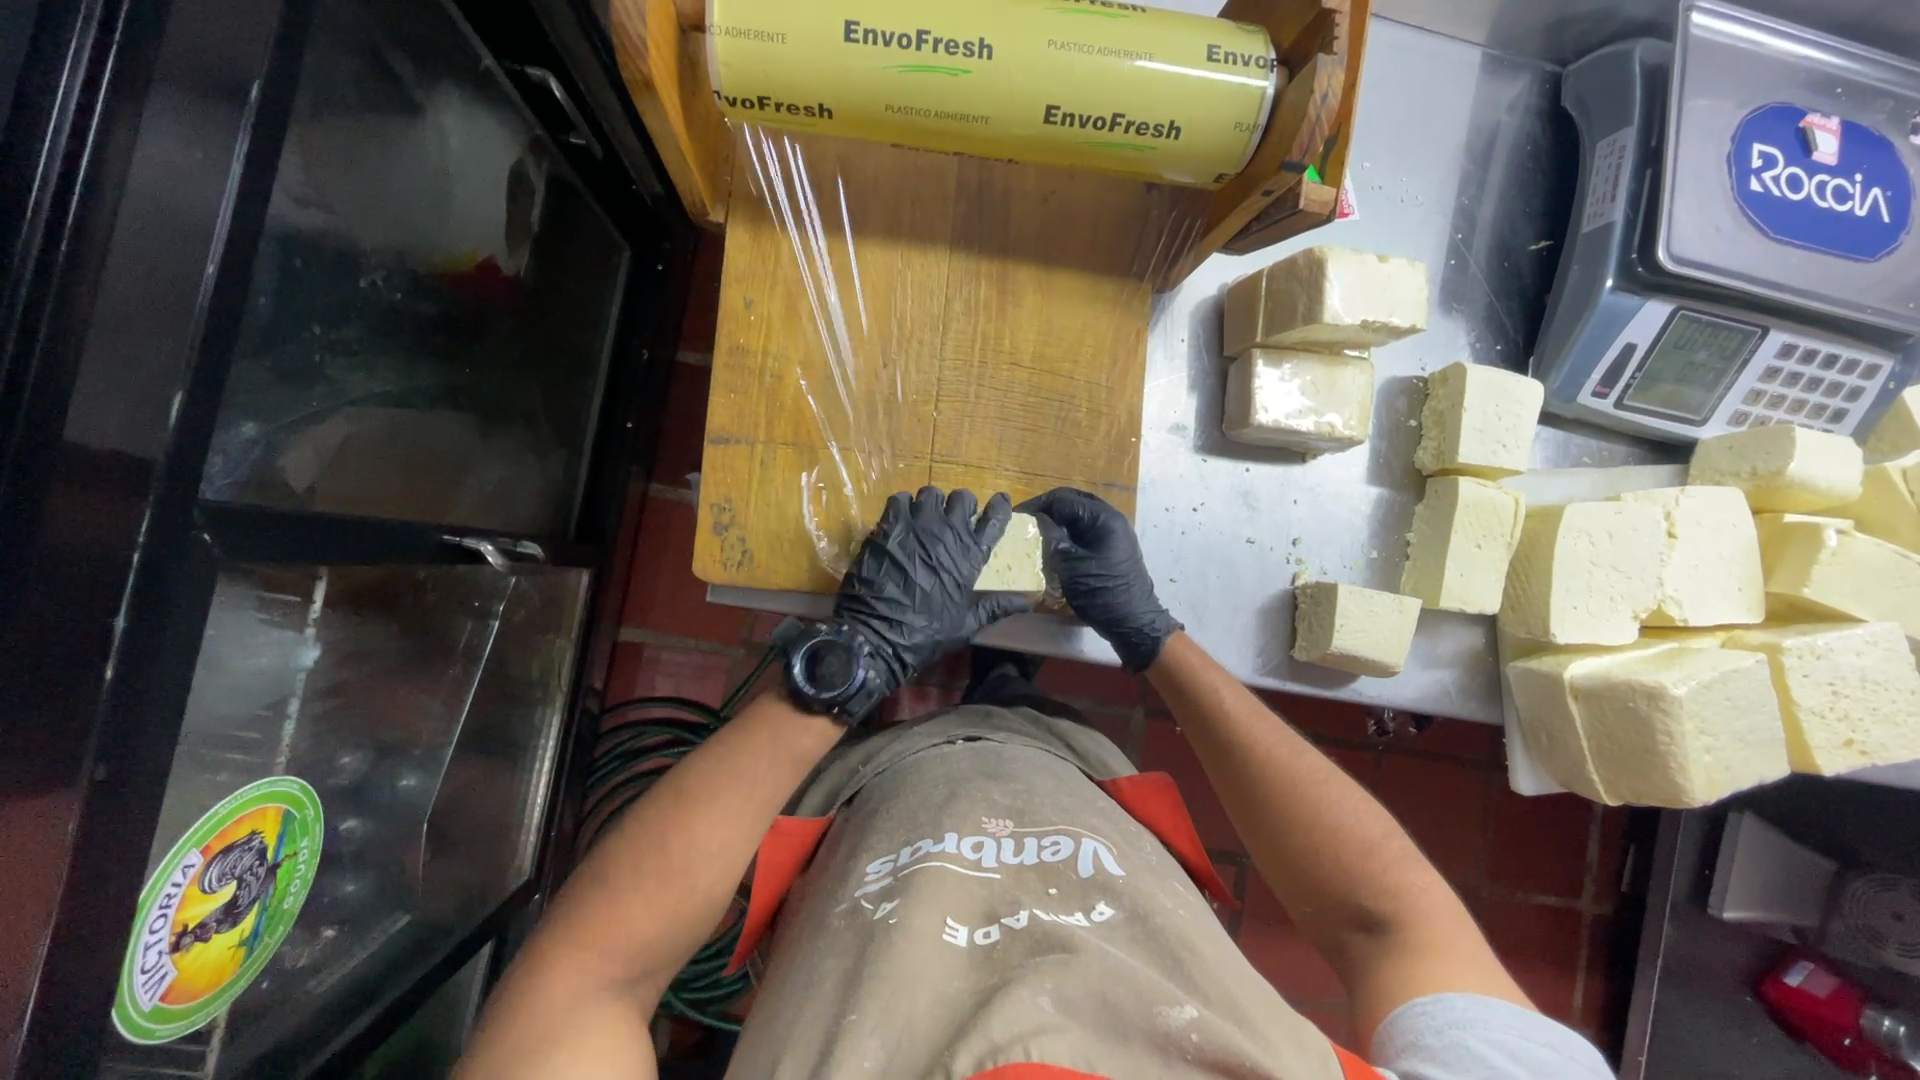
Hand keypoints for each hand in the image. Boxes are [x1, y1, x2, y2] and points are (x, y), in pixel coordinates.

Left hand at [833, 487, 1032, 700]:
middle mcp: (948, 532)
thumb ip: (997, 606)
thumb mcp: (968, 623)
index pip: (995, 518)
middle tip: (954, 516)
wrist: (879, 633)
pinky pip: (899, 499)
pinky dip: (902, 506)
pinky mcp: (889, 525)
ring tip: (925, 517)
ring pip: (930, 493)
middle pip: (963, 498)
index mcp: (971, 554)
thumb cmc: (927, 631)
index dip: (1000, 506)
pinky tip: (900, 520)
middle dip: (961, 504)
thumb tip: (1027, 602)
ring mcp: (917, 525)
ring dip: (931, 503)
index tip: (1000, 501)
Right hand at [1017, 488, 1180, 671]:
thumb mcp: (1069, 564)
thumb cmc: (1100, 593)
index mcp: (1103, 518)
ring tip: (1037, 536)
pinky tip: (1054, 549)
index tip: (1016, 518)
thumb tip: (1036, 519)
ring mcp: (1113, 535)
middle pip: (1073, 504)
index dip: (1037, 505)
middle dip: (1047, 511)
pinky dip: (1068, 536)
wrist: (1133, 623)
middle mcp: (1111, 520)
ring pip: (1079, 519)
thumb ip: (1051, 536)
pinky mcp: (1111, 549)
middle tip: (1026, 524)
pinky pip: (1085, 533)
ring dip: (1057, 524)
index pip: (1063, 498)